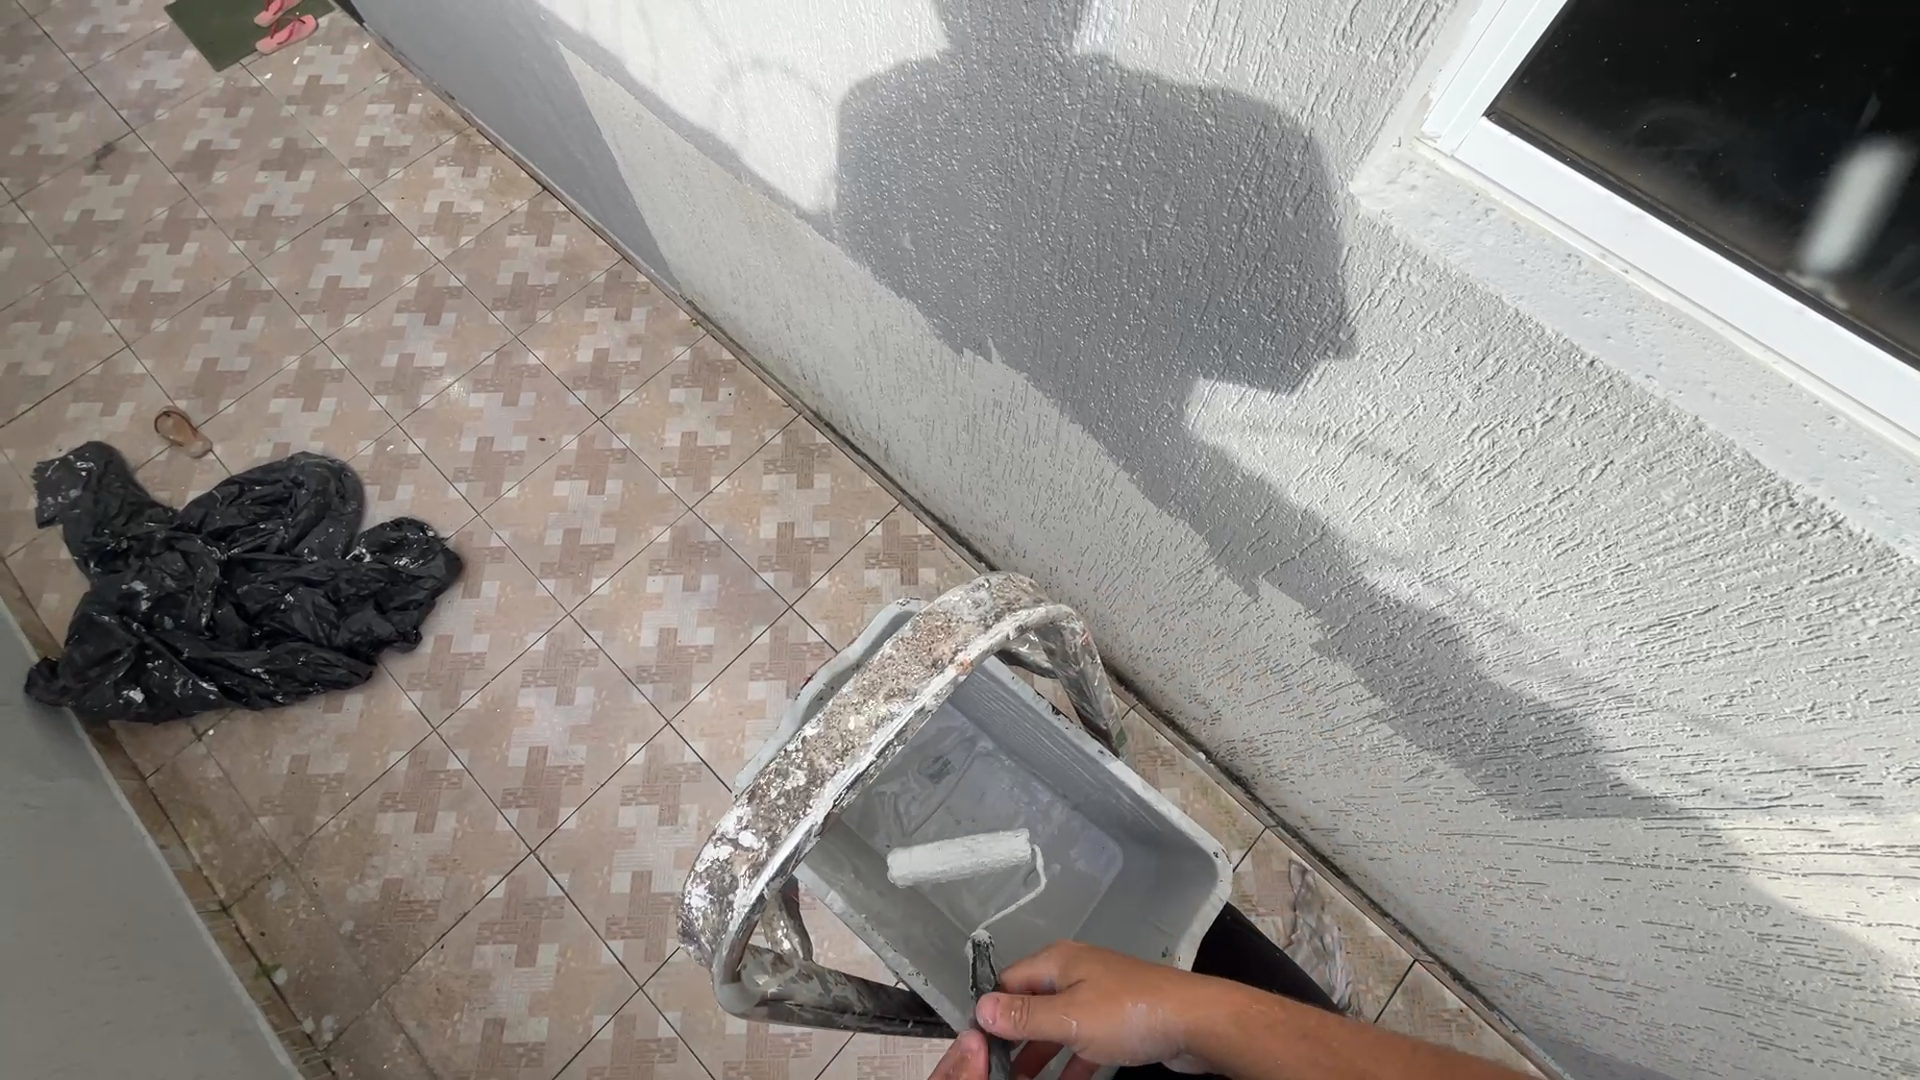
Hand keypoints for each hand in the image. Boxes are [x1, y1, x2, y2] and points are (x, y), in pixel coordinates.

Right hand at [927, 941, 1225, 1079]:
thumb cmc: (1127, 1013)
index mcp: (1057, 963)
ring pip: (1056, 1027)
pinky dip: (1069, 1063)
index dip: (992, 1012)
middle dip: (1014, 1040)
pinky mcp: (1115, 1020)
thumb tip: (980, 1007)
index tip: (979, 1049)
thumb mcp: (1071, 1018)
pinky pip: (1082, 1042)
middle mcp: (1073, 974)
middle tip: (998, 1074)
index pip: (1010, 982)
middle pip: (1031, 1005)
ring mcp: (1096, 996)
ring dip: (1039, 1057)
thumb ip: (1026, 1016)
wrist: (1193, 1021)